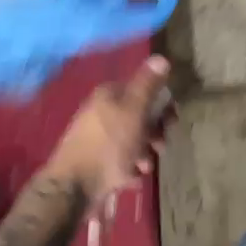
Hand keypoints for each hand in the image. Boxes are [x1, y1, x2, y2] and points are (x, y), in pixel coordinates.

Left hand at [44, 56, 171, 200]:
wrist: (72, 187)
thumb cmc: (108, 145)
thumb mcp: (133, 110)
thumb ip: (148, 85)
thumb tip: (161, 57)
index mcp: (109, 94)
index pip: (144, 89)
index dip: (162, 104)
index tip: (172, 120)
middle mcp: (101, 111)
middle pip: (139, 116)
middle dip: (154, 132)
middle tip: (160, 146)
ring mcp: (97, 137)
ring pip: (132, 140)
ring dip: (144, 153)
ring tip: (144, 167)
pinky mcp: (94, 161)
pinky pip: (120, 160)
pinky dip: (129, 168)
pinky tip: (130, 179)